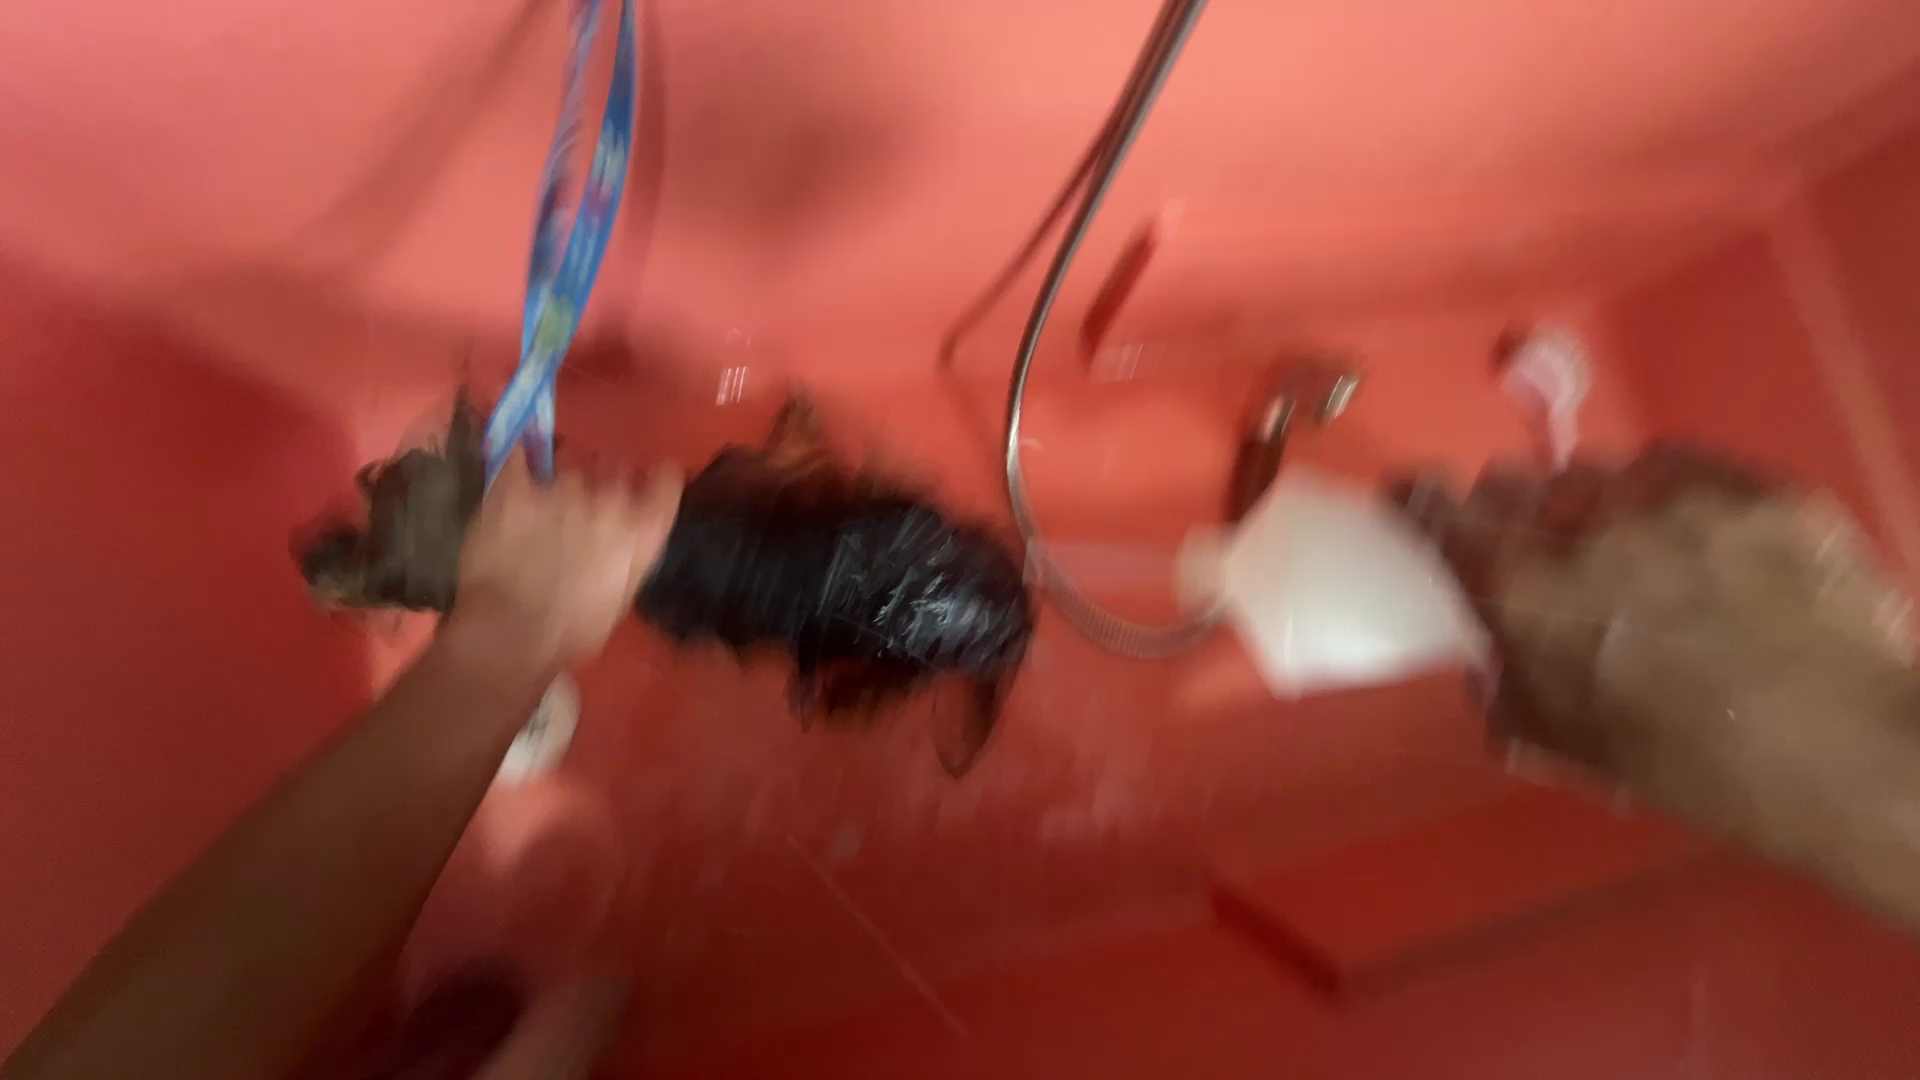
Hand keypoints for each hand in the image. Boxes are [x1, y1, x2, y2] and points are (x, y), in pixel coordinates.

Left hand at [447, 456, 682, 674]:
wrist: (513, 634)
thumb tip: (621, 539)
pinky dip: (521, 460)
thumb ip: (630, 552)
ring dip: (564, 472)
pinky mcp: (516, 489)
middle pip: (617, 465)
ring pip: (570, 460)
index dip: (656, 478)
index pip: (666, 480)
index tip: (647, 482)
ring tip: (548, 493)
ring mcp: (564, 489)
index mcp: (646, 529)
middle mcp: (613, 500)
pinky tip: (519, 465)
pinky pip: (520, 457)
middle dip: (605, 475)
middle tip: (588, 497)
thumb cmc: (577, 630)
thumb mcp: (623, 593)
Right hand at [1392, 444, 1913, 858]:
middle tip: (1529, 537)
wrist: (1856, 764)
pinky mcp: (1755, 494)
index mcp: (1521, 589)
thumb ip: (1500, 687)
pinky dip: (1663, 485)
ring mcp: (1673, 506)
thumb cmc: (1680, 761)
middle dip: (1504, 504)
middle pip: (1508, 479)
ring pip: (1591, 470)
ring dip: (1583, 499)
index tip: (1412, 496)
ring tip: (1618, 534)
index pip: (1436, 509)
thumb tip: (1491, 664)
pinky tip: (1682, 521)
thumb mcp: (1553, 738)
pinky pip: (1677, 462)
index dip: (1413, 496)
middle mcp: (1582, 533)